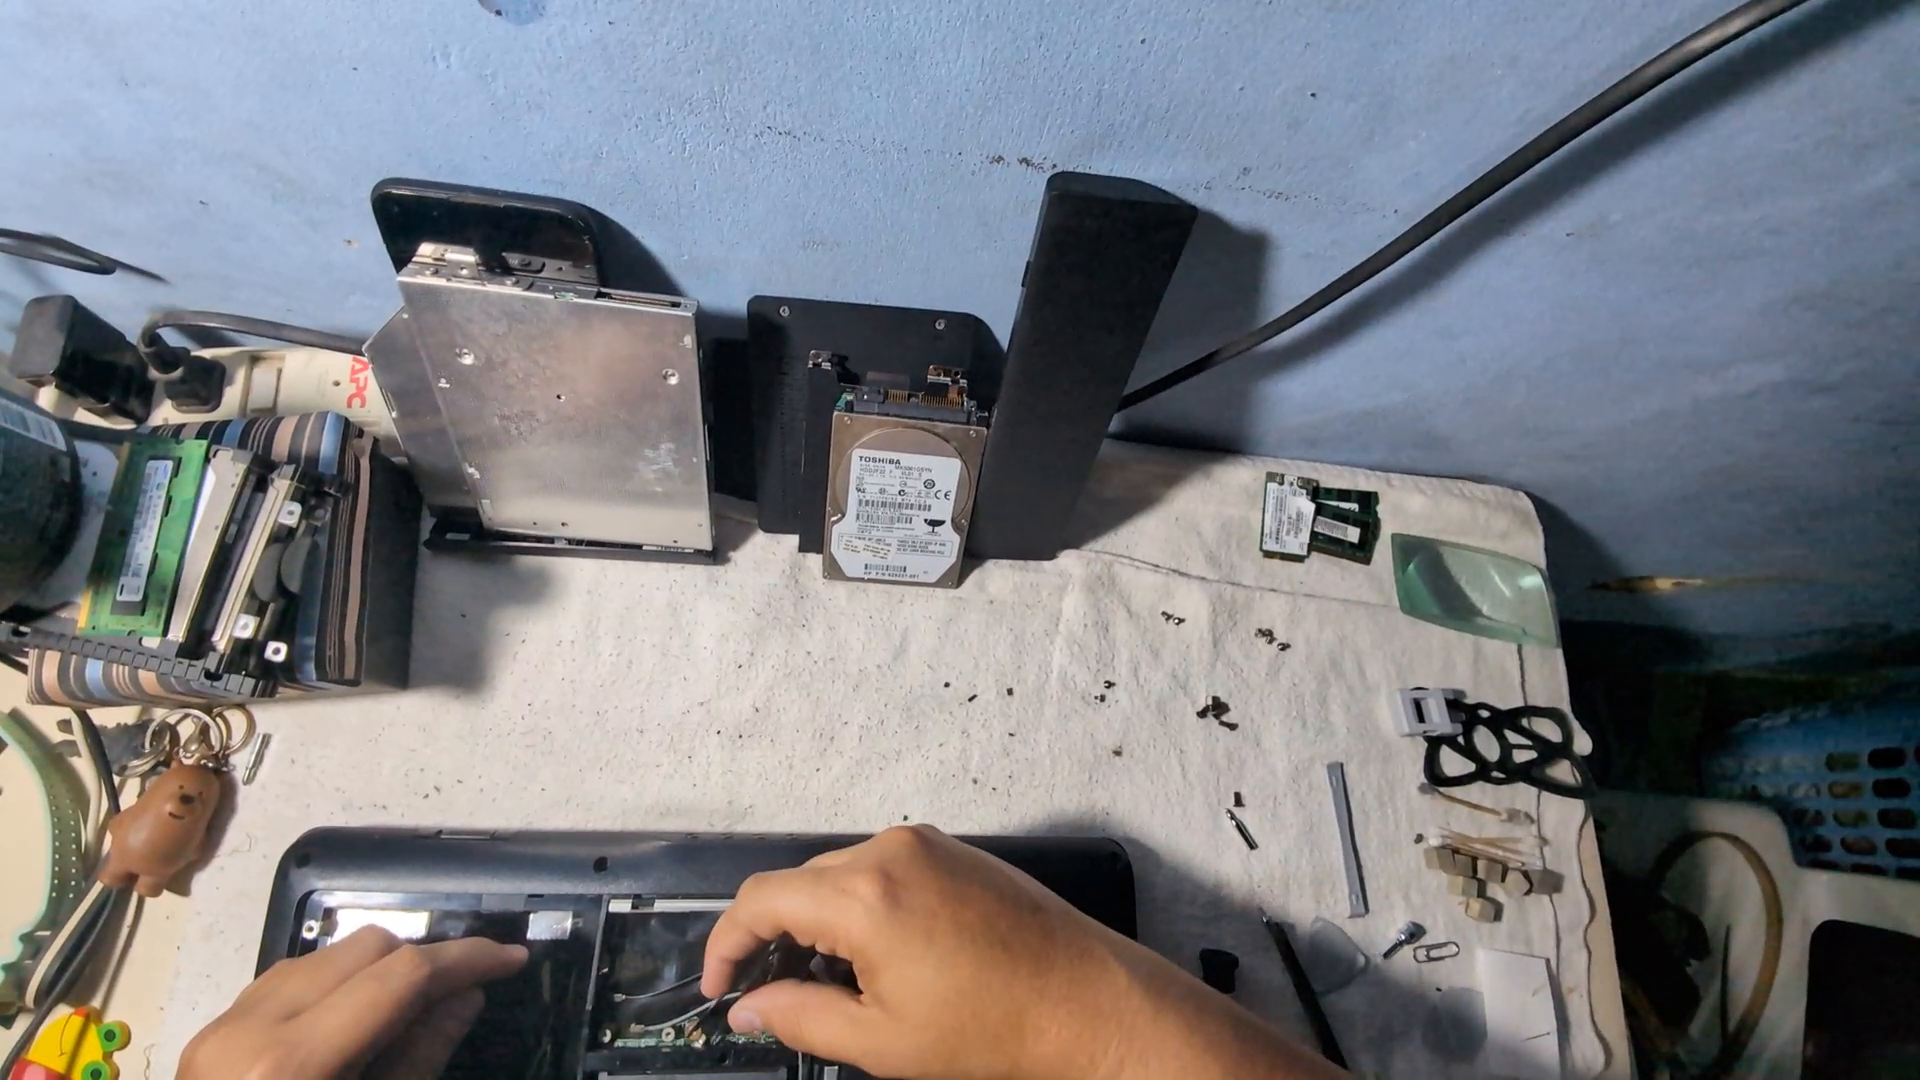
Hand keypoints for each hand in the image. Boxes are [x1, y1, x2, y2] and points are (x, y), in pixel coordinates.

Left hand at [179, 927, 527, 1079]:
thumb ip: (421, 1055)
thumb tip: (468, 994)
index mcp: (291, 1063)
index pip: (403, 973)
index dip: (468, 958)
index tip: (513, 959)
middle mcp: (250, 1027)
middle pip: (371, 946)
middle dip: (423, 960)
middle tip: (455, 992)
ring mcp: (221, 1027)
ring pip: (333, 952)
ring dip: (382, 967)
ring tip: (404, 1008)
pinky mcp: (209, 1033)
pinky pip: (294, 976)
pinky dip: (338, 982)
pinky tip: (352, 1017)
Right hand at [702, 825, 1344, 1079]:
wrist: (1082, 996)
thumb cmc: (986, 1027)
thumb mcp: (880, 1040)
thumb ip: (801, 1016)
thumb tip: (750, 1005)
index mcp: (865, 891)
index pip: (763, 896)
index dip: (727, 940)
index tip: (719, 983)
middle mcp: (890, 848)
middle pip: (802, 880)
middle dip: (776, 932)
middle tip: (775, 991)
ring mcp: (925, 841)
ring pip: (841, 870)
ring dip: (821, 916)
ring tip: (831, 977)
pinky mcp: (951, 846)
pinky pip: (882, 864)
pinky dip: (861, 899)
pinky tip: (878, 947)